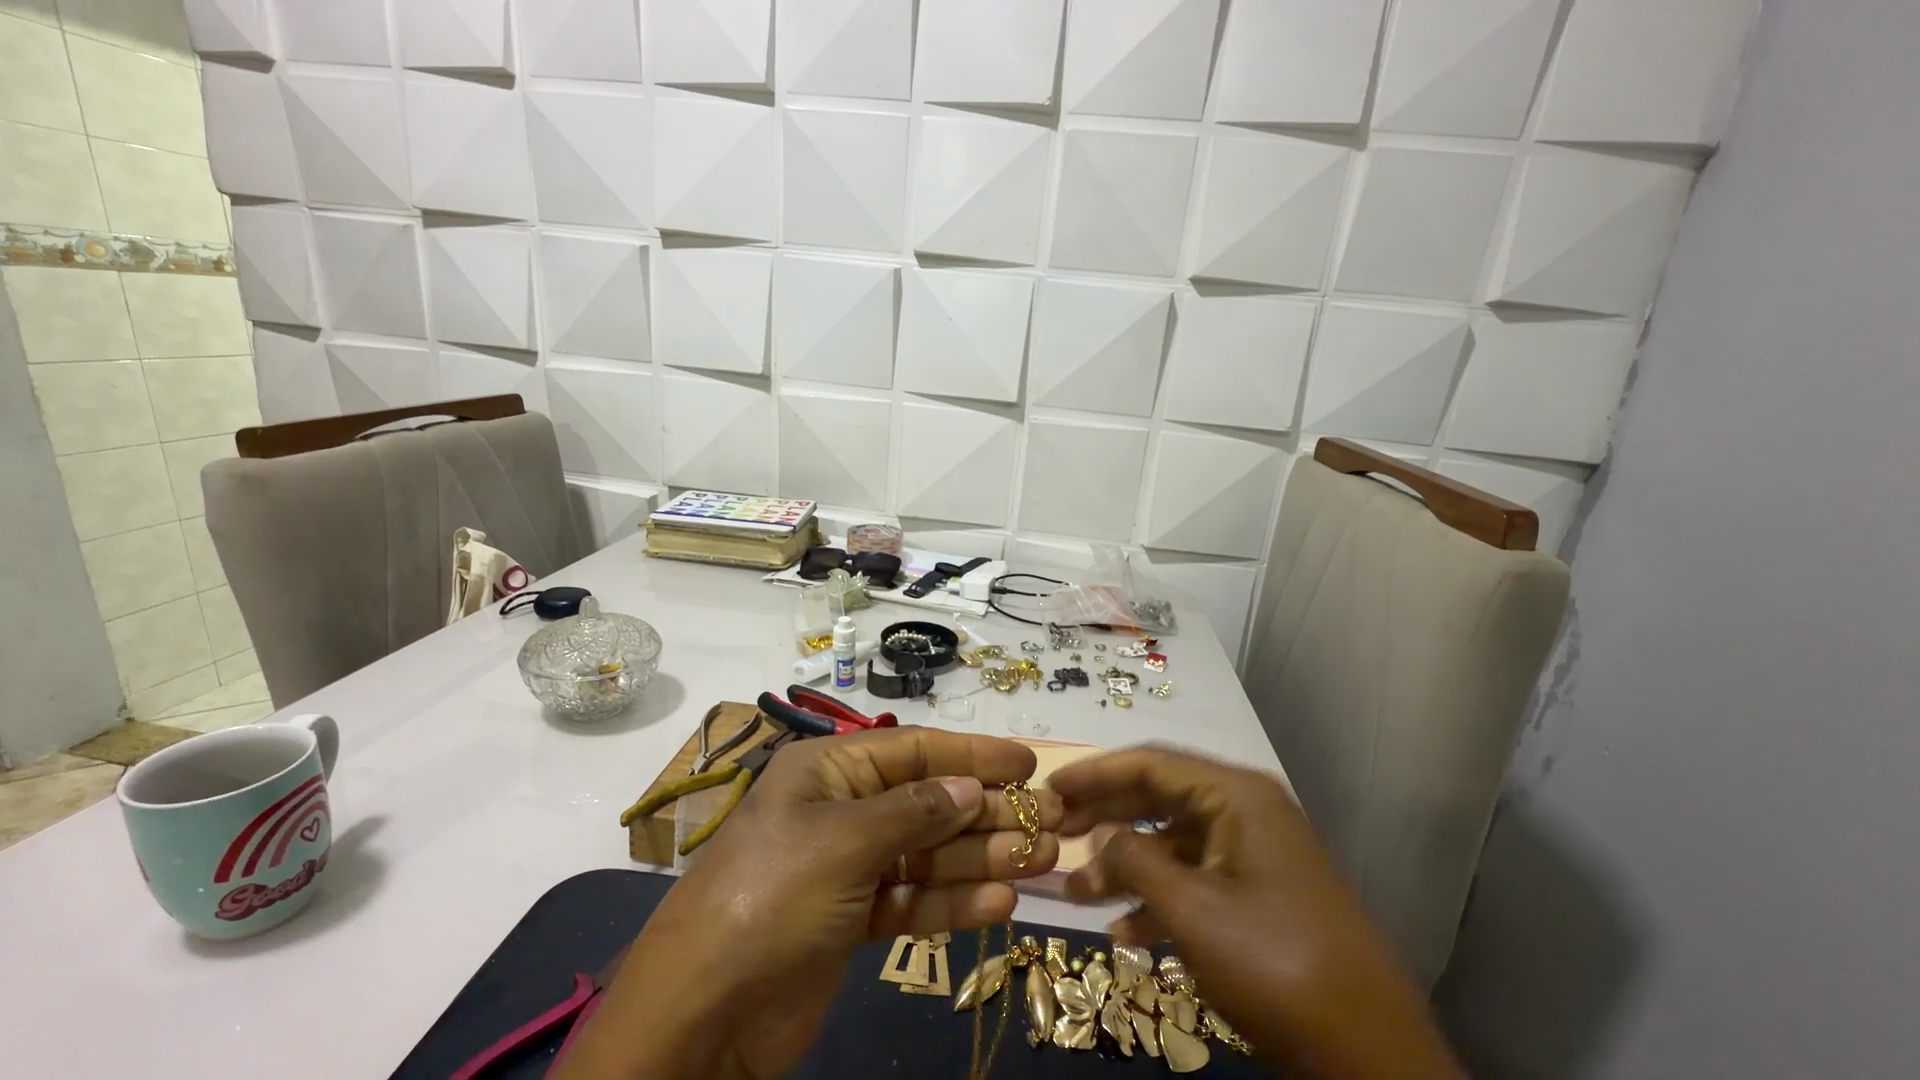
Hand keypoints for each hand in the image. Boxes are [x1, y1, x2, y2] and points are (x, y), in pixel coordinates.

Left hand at [554, 727, 1061, 1079]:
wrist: (705, 1009)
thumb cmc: (774, 896)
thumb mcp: (844, 842)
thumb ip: (914, 811)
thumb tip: (972, 785)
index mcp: (827, 772)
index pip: (914, 751)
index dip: (973, 754)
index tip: (1029, 762)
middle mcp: (841, 811)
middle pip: (929, 803)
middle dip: (987, 811)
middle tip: (1051, 823)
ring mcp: (847, 869)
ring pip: (927, 854)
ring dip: (981, 857)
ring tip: (1041, 861)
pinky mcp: (853, 921)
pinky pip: (913, 901)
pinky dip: (953, 902)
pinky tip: (999, 903)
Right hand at [1051, 745, 1463, 1079]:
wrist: (1367, 1047)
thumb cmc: (1273, 962)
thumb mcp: (1191, 910)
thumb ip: (1134, 862)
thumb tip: (1100, 838)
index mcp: (1237, 797)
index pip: (1151, 763)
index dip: (1095, 773)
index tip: (1048, 788)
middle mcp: (1247, 813)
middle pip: (1159, 797)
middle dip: (1106, 817)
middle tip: (1056, 834)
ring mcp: (1256, 855)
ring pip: (1173, 843)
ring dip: (1125, 866)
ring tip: (1076, 894)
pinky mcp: (1260, 896)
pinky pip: (1196, 880)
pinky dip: (1157, 898)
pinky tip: (1124, 932)